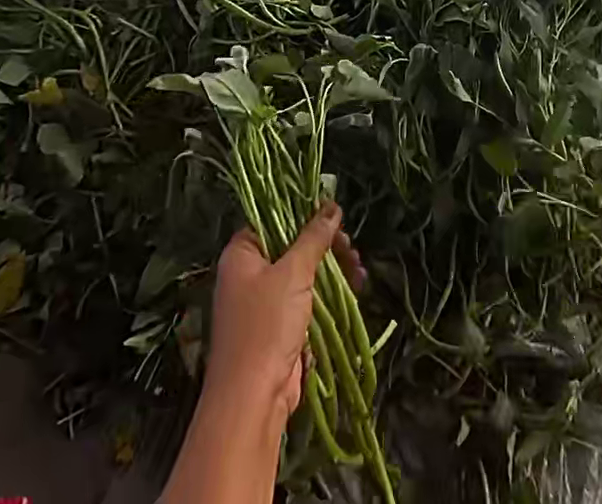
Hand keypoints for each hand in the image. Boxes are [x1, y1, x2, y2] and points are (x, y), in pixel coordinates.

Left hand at [205, 202, 366, 422]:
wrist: (253, 396)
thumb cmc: (266, 325)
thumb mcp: (293, 273)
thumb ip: (313, 239)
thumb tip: (331, 206)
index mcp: (241, 252)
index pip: (271, 219)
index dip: (302, 215)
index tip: (334, 217)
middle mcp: (248, 273)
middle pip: (291, 247)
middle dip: (324, 247)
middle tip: (352, 249)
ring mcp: (264, 301)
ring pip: (302, 275)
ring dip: (331, 271)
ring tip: (360, 271)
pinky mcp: (280, 326)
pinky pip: (306, 300)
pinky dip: (328, 295)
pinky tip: (356, 290)